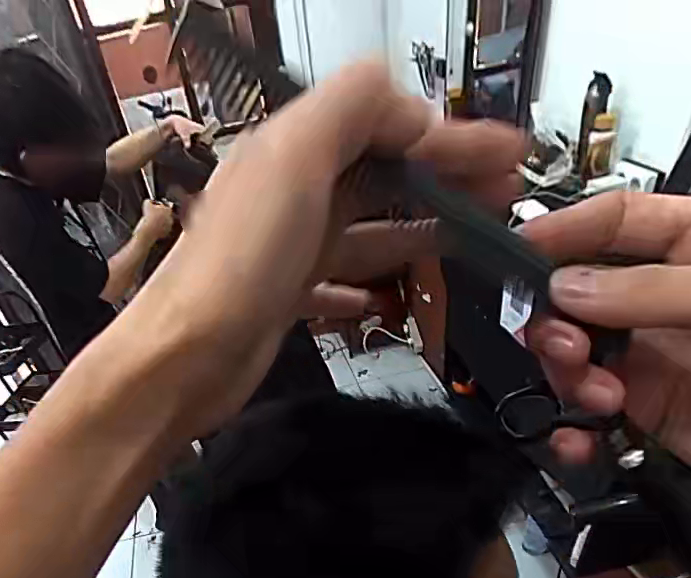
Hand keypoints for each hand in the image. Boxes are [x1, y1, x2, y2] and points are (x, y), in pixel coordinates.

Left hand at [119, 62, 522, 435]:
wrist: (187, 358)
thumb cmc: (239, 264)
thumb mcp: (295, 160)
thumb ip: (351, 109)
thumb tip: (409, 106)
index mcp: (293, 150)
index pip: (384, 124)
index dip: (448, 136)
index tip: (503, 155)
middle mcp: (290, 195)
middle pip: (380, 175)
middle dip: (442, 178)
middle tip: (498, 194)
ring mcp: (287, 250)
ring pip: (365, 228)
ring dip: (416, 227)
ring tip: (465, 236)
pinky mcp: (284, 299)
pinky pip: (335, 282)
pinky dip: (365, 284)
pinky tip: (385, 296)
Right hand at [520, 192, 690, 513]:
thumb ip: (657, 292)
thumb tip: (565, 288)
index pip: (622, 222)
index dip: (567, 232)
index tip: (519, 254)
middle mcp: (677, 294)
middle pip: (585, 291)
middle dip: (560, 318)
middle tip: (564, 349)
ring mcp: (661, 355)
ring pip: (579, 350)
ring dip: (568, 372)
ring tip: (598, 397)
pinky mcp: (650, 409)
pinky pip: (589, 407)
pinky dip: (574, 421)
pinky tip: (582, 436)